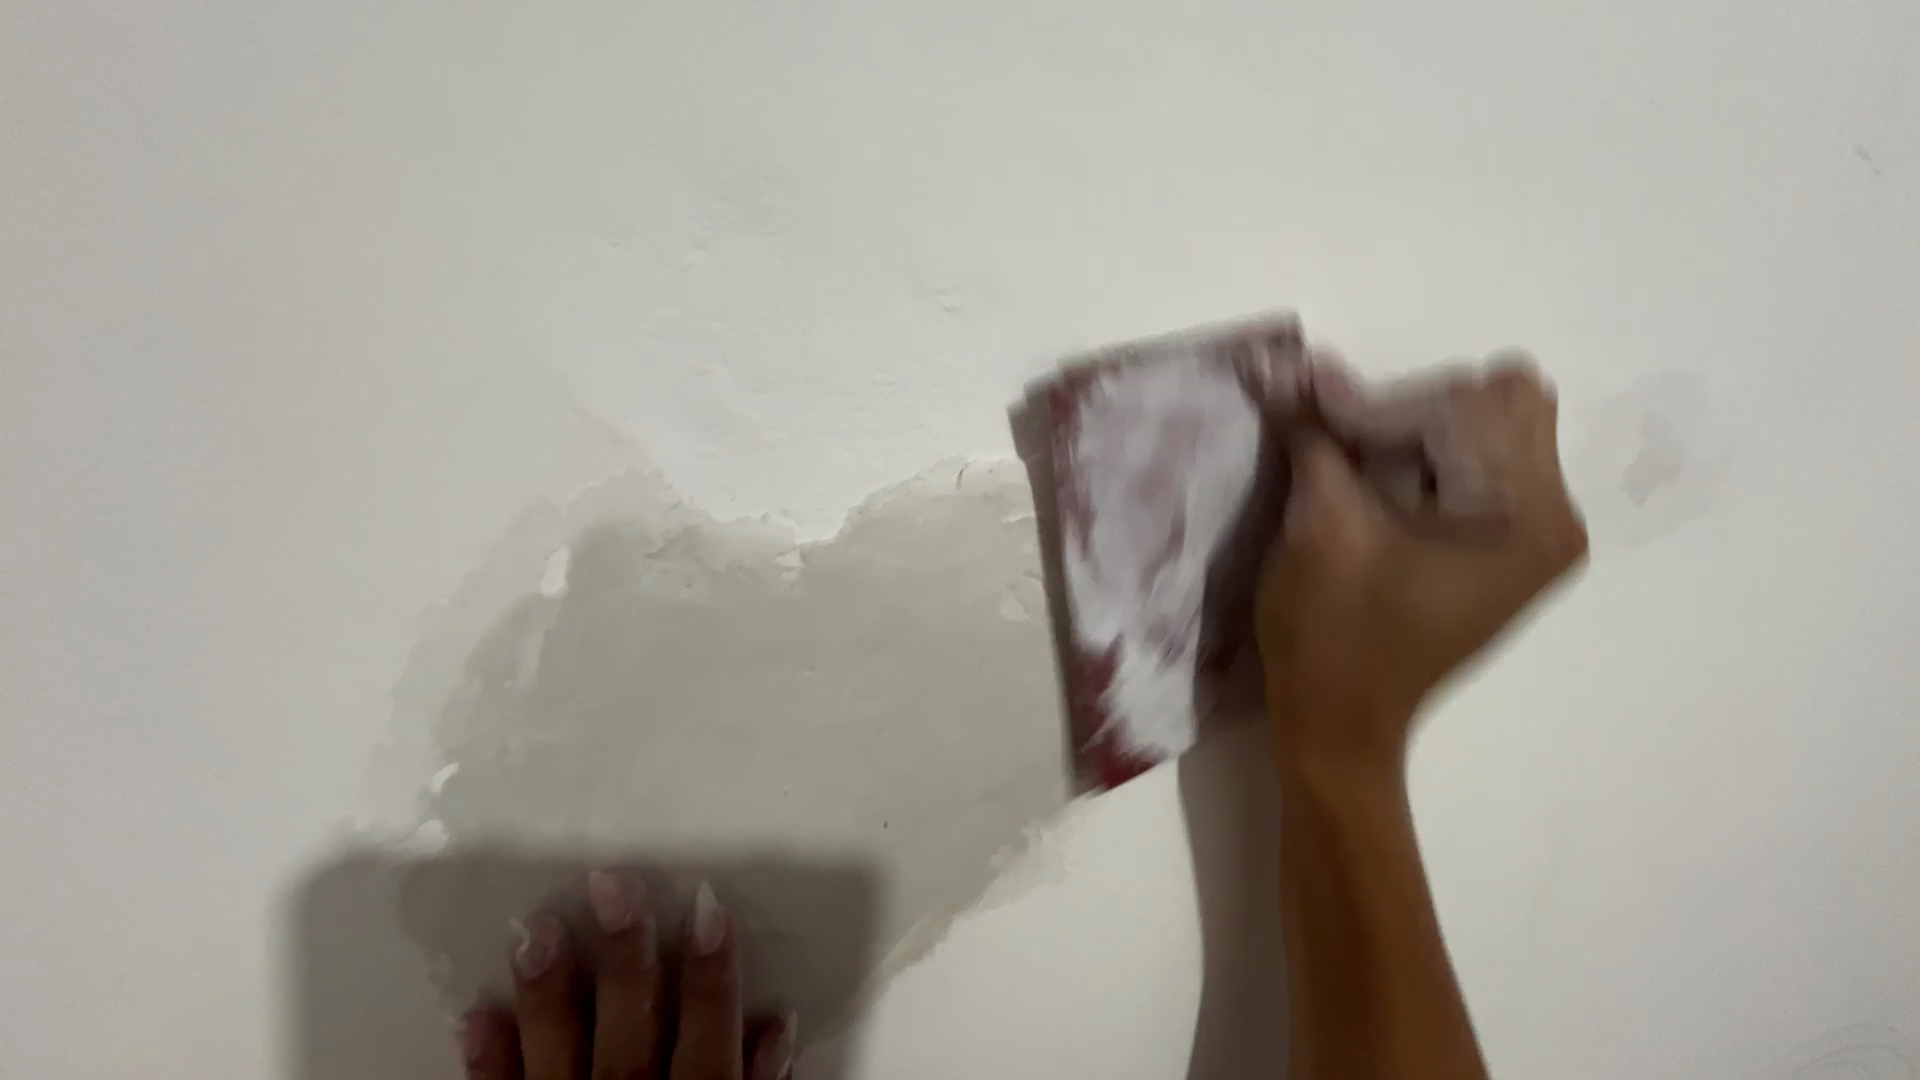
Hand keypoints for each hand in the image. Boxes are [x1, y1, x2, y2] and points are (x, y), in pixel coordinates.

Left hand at [458, 873, 794, 1079]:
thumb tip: (773, 1026)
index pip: (709, 1035)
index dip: (712, 972)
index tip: (707, 906)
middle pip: (630, 1036)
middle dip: (624, 960)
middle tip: (609, 885)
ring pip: (557, 1065)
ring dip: (548, 997)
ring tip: (534, 929)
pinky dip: (486, 1067)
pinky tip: (476, 1013)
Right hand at [1257, 357, 1586, 774]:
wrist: (1338, 720)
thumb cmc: (1330, 634)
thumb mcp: (1321, 526)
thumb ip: (1312, 433)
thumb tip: (1278, 360)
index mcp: (1526, 516)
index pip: (1460, 406)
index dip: (1370, 403)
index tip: (1298, 399)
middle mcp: (1553, 514)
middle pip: (1495, 399)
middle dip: (1404, 410)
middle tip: (1341, 449)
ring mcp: (1534, 529)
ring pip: (1487, 422)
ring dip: (1410, 430)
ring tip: (1356, 472)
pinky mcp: (1503, 542)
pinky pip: (1473, 460)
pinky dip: (1416, 455)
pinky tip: (1375, 487)